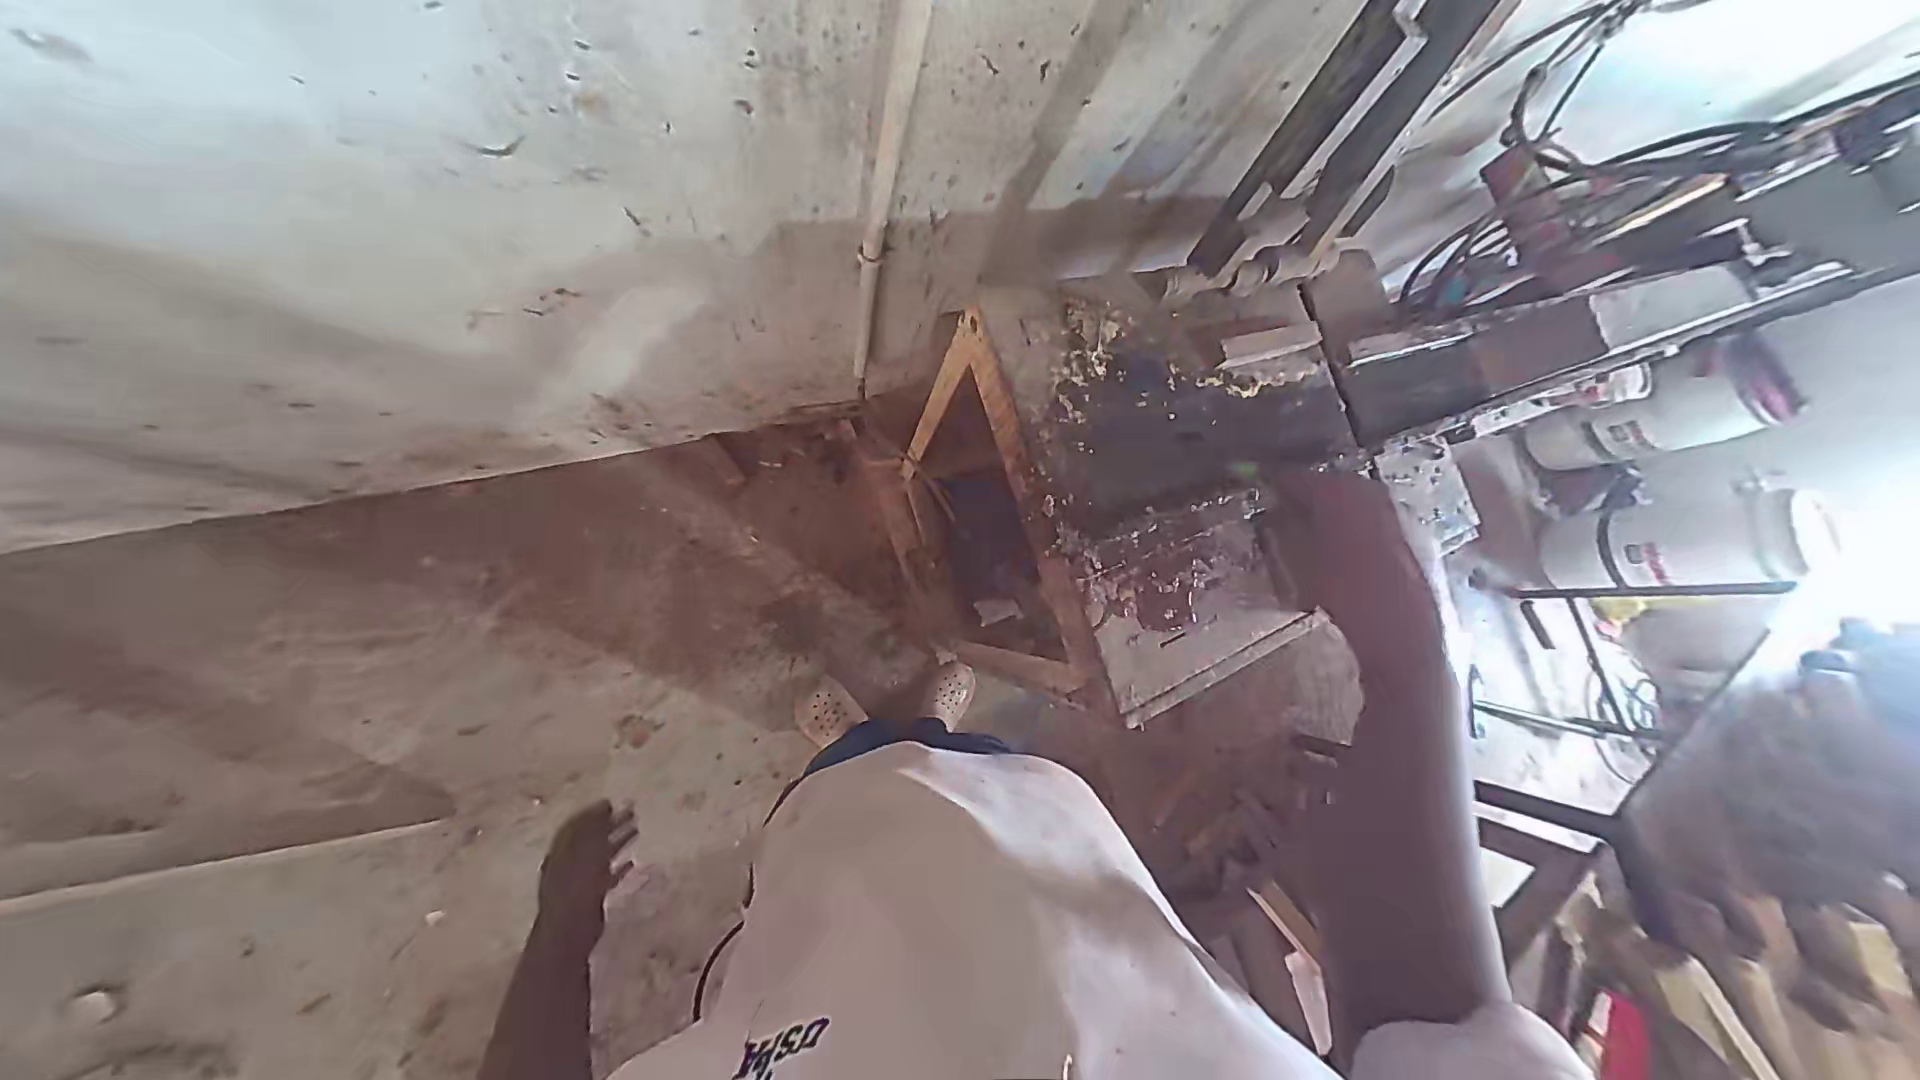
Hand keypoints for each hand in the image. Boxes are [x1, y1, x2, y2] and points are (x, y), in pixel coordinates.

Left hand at [534, 800, 635, 954]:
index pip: (575, 825)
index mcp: (561, 852)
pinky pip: (606, 876)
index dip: (592, 813)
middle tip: (631, 811)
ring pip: (599, 856)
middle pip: (590, 838)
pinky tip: (632, 863)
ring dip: (616, 841)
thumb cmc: (577, 888)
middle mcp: (566, 865)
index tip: (611, 802)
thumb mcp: (587, 852)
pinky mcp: (589, 899)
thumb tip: (605, 804)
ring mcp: (577, 883)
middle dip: (609, 824)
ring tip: (636, 830)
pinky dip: (618, 867)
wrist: (568, 935)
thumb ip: (595, 827)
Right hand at [1264, 470, 1443, 668]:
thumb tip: (1273, 511)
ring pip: (1353, 505)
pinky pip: (1373, 524)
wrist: (1407, 635)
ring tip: (1307, 540)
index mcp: (1341, 491)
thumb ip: (1282, 529)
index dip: (1271, 484)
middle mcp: (1374, 493)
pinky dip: (1352, 532)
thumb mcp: (1297, 562)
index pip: (1295, 477)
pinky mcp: (1417, 538)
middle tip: (1277, 518)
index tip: (1255, 491)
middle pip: (1328, 487)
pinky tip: (1341, 558)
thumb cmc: (1344, 594)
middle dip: (1303, 500)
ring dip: (1329, 517)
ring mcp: (1399, 514)